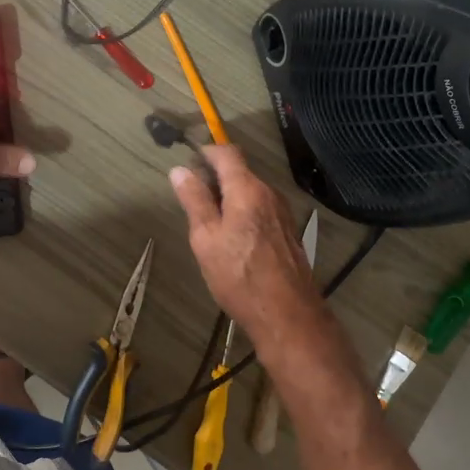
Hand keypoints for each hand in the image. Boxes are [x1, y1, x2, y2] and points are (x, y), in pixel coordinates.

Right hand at [170, 146, 315, 335]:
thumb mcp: (206, 238)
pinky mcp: (289, 233)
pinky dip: (244, 212)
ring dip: (230, 196)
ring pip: (251, 192)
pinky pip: (262, 210)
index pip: (227, 153)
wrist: (288, 317)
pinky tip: (233, 238)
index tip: (188, 162)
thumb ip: (195, 201)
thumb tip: (180, 170)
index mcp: (248, 190)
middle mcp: (269, 194)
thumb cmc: (239, 276)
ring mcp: (283, 214)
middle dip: (215, 177)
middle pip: (240, 172)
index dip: (206, 152)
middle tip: (193, 198)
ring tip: (209, 221)